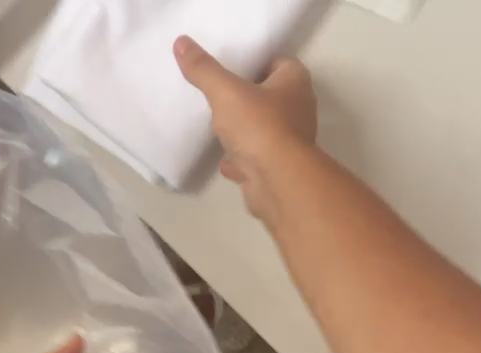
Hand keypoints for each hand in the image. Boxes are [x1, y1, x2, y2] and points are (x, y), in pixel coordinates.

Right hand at [175, 36, 316, 220]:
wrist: (276, 180)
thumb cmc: (258, 127)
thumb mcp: (225, 93)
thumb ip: (204, 70)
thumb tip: (181, 43)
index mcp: (294, 81)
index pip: (278, 63)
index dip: (255, 65)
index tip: (231, 73)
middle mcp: (299, 108)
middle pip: (270, 97)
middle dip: (248, 101)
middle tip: (222, 101)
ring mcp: (291, 142)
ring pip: (264, 130)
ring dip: (245, 133)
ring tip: (221, 133)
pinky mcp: (279, 169)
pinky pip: (258, 159)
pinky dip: (243, 161)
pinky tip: (226, 163)